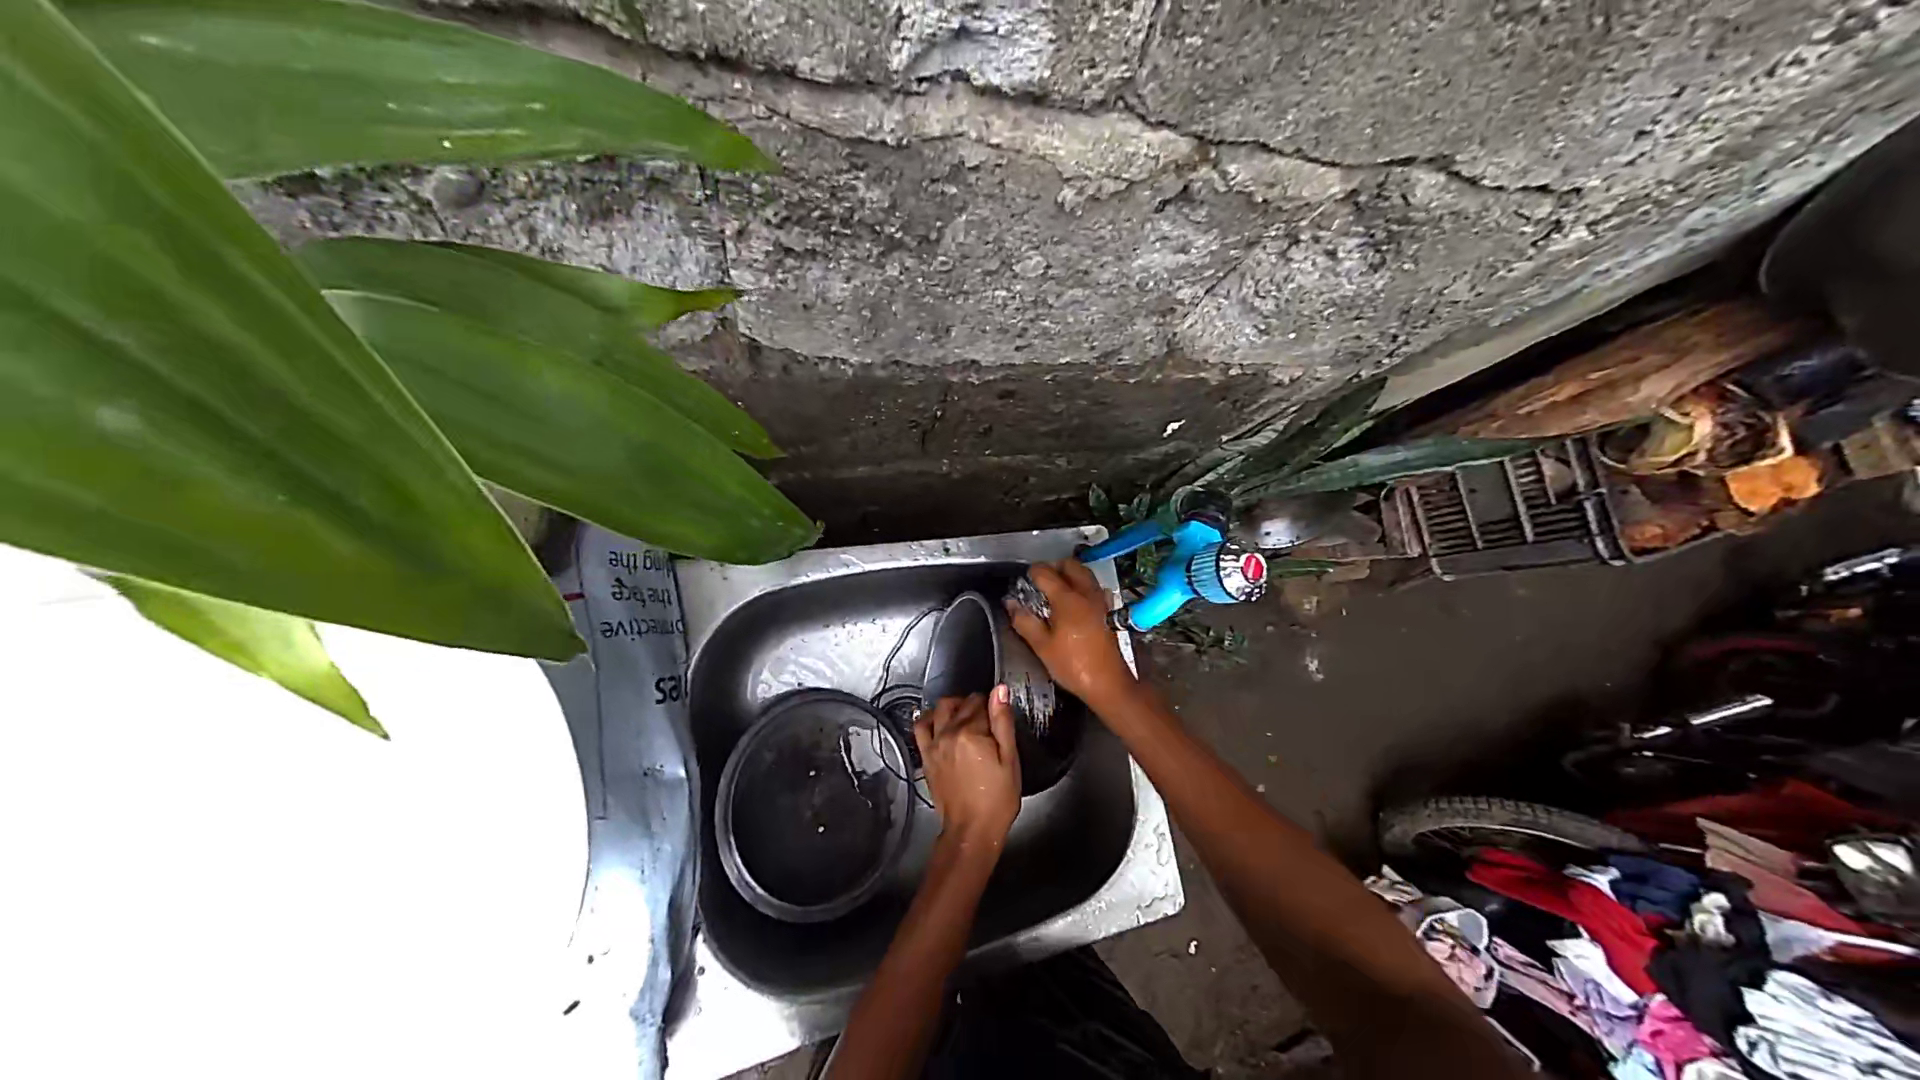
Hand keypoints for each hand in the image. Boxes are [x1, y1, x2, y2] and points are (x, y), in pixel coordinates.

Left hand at [913, 690, 1021, 850]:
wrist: (972, 830)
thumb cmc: (997, 799)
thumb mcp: (1009, 759)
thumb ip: (1003, 721)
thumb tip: (1000, 690)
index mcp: (971, 732)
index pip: (980, 702)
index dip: (993, 706)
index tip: (999, 718)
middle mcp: (948, 733)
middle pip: (960, 703)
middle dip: (974, 704)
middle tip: (987, 719)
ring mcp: (933, 744)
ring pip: (940, 709)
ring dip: (953, 706)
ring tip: (966, 718)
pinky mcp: (926, 756)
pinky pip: (921, 727)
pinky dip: (930, 718)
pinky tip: (941, 723)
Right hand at [1005, 560, 1139, 709]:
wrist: (1108, 683)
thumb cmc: (1073, 666)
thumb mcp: (1041, 646)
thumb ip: (1024, 621)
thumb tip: (1011, 604)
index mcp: (1067, 599)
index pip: (1046, 572)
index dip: (1033, 572)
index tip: (1025, 578)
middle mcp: (1086, 594)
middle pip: (1071, 565)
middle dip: (1054, 566)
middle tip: (1041, 579)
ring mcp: (1100, 601)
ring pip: (1085, 574)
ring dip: (1070, 574)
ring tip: (1056, 588)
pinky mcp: (1109, 611)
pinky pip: (1095, 588)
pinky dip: (1084, 587)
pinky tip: (1076, 601)